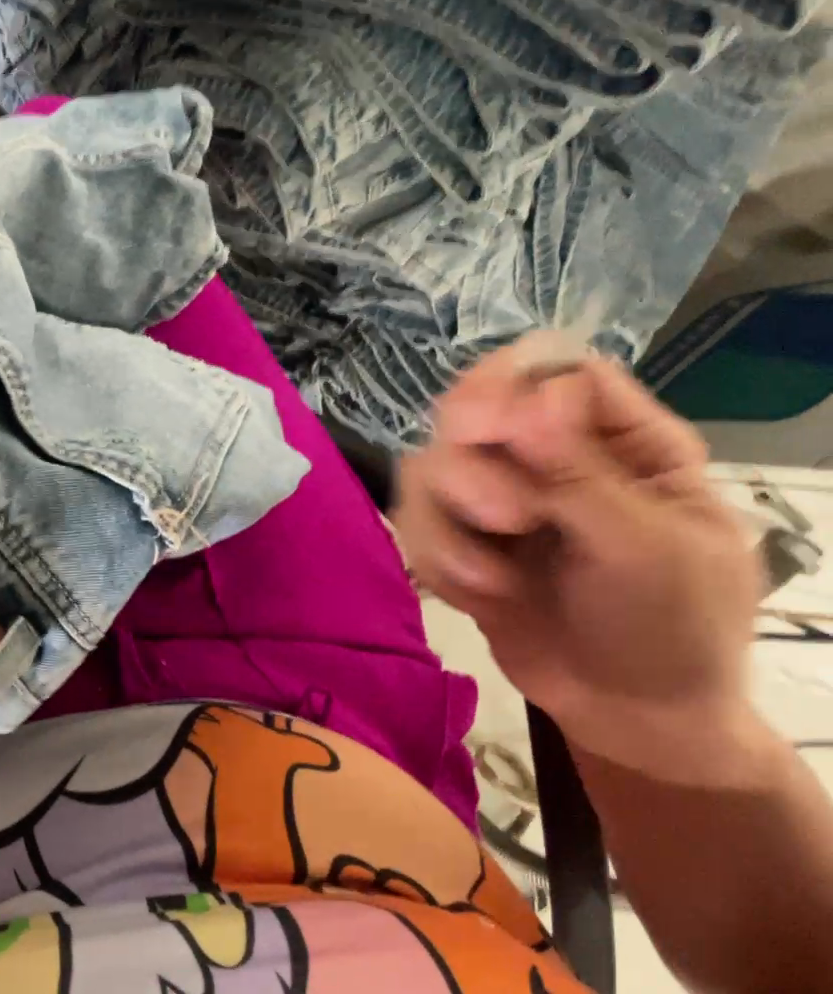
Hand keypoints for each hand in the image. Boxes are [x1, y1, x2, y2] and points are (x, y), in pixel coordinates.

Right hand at [394, 334, 762, 786]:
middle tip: (503, 518)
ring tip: (493, 581)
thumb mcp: (648, 548)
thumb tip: (531, 400)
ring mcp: (497, 496)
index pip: (555, 370)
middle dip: (474, 469)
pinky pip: (411, 521)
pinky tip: (478, 595)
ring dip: (452, 526)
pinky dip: (436, 558)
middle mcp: (550, 456)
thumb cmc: (671, 629)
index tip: (495, 433)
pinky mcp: (456, 537)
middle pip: (473, 410)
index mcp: (625, 443)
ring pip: (430, 468)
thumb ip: (582, 473)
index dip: (513, 388)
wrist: (628, 713)